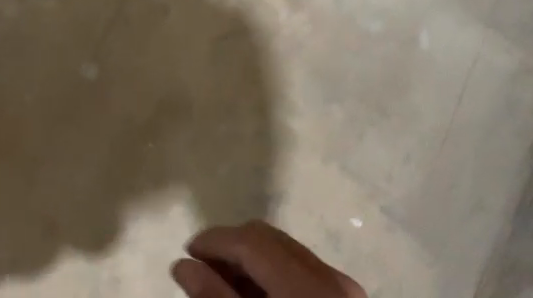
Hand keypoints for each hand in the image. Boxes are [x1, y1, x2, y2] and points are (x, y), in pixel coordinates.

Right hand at [172, 223, 365, 297]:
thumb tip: (185, 266)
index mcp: (304, 287)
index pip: (250, 241)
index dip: (213, 241)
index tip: (187, 256)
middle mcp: (330, 280)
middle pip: (269, 239)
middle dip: (232, 248)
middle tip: (204, 272)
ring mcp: (347, 292)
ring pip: (288, 254)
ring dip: (253, 261)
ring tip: (229, 289)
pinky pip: (306, 273)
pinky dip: (277, 276)